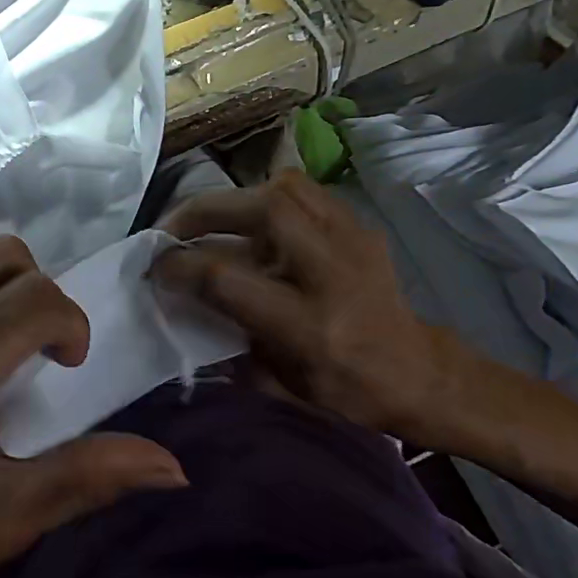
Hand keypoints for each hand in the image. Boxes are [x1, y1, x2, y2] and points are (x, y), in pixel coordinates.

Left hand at [0, 235, 185, 577]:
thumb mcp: (3, 519)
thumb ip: (87, 477)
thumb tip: (173, 467)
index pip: (34, 299)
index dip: (72, 323)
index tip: (69, 369)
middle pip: (5, 256)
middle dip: (44, 293)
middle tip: (43, 355)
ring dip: (7, 294)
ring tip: (6, 357)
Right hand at [153, 169, 477, 440]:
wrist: (421, 373)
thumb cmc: (345, 389)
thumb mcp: (278, 381)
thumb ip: (225, 334)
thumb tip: (180, 296)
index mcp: (310, 326)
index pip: (229, 279)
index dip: (182, 267)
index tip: (156, 267)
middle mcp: (332, 274)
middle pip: (262, 211)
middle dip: (202, 212)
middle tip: (171, 228)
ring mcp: (352, 240)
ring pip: (283, 189)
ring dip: (234, 198)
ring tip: (208, 219)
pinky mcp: (357, 224)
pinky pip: (302, 190)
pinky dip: (264, 195)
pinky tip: (248, 217)